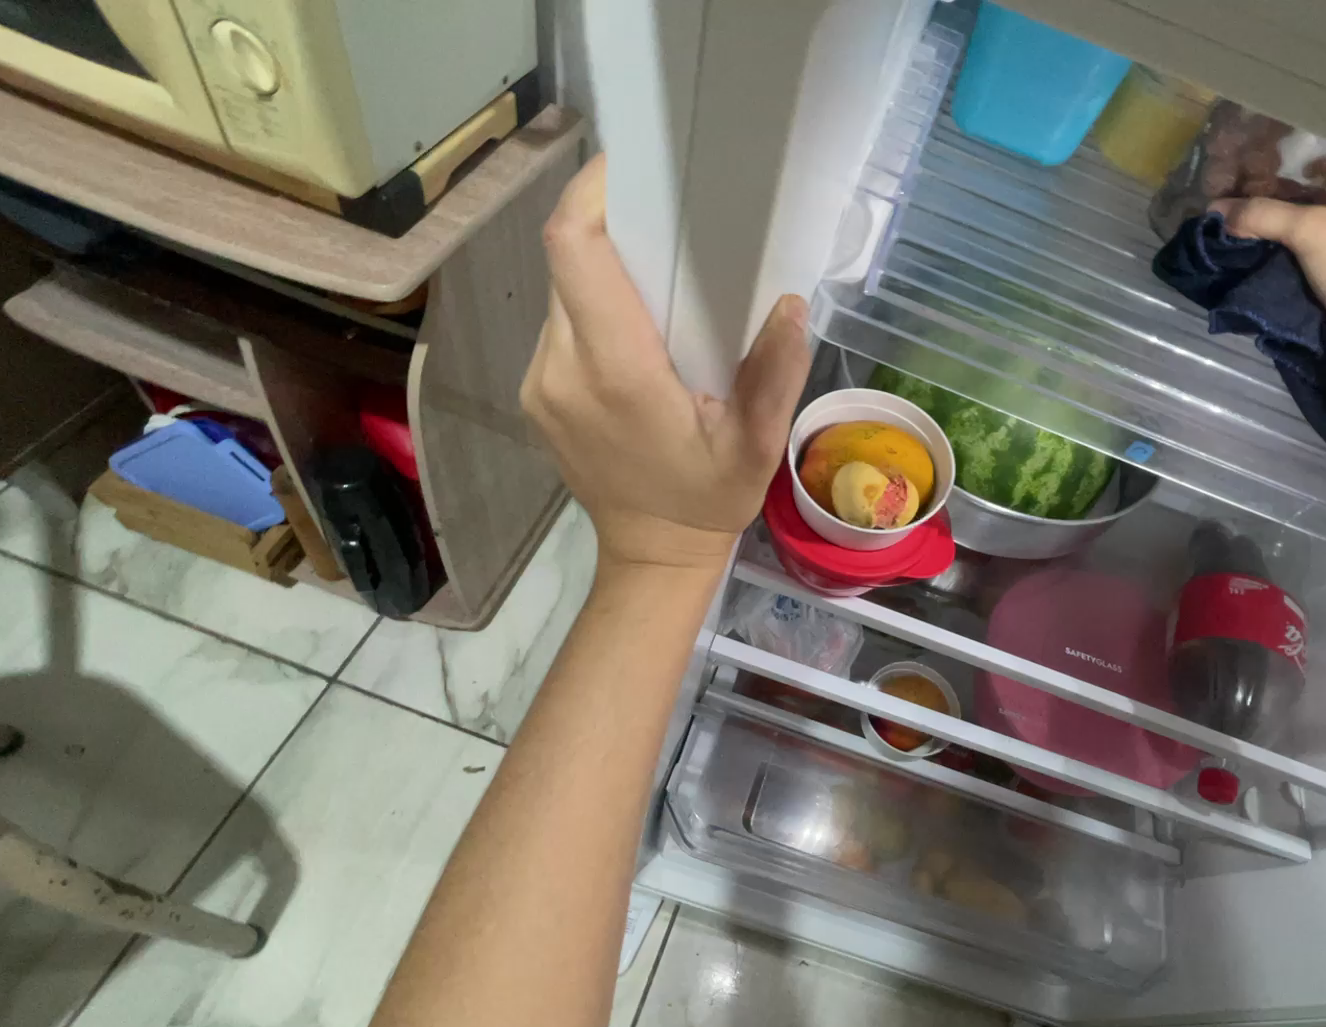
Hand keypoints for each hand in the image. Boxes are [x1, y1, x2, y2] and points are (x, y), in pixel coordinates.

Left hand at [523, 156, 812, 575]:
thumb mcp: (756, 448)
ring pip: (562, 294)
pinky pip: (561, 326)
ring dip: (606, 276)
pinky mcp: (536, 394)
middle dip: (613, 233)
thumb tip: (789, 304)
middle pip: (568, 264)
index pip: (574, 251)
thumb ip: (774, 375)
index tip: (635, 171)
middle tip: (671, 231)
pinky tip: (637, 333)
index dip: (593, 194)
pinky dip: (595, 311)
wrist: (652, 555)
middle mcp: (561, 370)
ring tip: (661, 288)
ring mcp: (539, 383)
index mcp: (616, 374)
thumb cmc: (707, 502)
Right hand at [1211, 156, 1325, 383]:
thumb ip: (1264, 216)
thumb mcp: (1312, 231)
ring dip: (1286, 234)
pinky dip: (1289, 260)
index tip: (1292, 172)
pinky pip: (1313, 263)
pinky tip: (1263, 262)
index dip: (1325, 162)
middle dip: (1292, 202)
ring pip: (1319, 234)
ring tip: (1250, 234)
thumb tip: (1215, 209)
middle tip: (1254, 205)